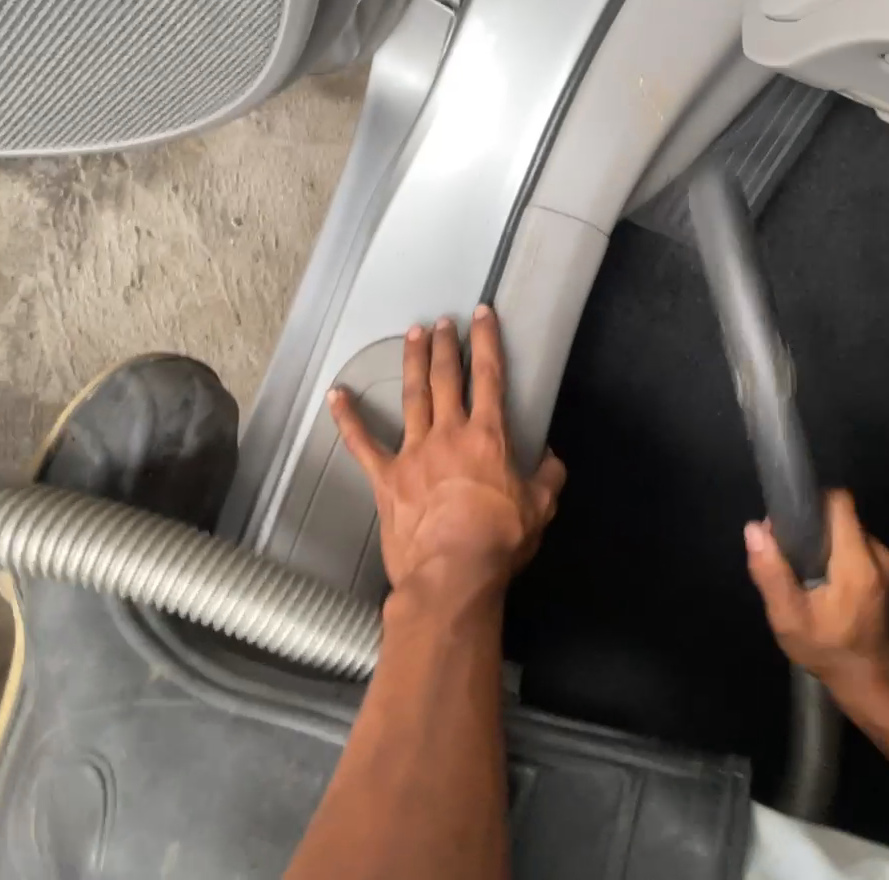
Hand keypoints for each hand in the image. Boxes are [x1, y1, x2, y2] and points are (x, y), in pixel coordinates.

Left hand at [330, 306, 566, 608]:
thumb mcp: (541, 507)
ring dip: (413, 362)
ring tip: (413, 335)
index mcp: (488, 436)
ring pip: (412, 396)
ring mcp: (413, 452)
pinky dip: (348, 418)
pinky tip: (336, 395)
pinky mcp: (386, 477)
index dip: (487, 341)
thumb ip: (549, 476)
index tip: (482, 314)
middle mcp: (449, 433)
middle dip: (446, 345)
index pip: (489, 376)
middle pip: (445, 377)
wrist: (452, 573)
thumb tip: (552, 458)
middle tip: (443, 322)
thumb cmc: (500, 539)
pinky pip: (363, 443)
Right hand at [745, 490, 888, 696]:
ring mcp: (882, 561)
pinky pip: (850, 543)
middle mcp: (875, 552)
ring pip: (843, 528)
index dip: (810, 502)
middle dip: (810, 524)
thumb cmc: (826, 648)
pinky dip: (831, 551)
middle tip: (786, 552)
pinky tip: (816, 578)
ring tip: (799, 569)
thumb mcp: (789, 618)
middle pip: (839, 514)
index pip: (839, 501)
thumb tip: (753, 529)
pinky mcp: (880, 569)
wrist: (867, 679)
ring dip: (819, 539)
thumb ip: (771, 573)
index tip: (788, 521)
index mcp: (857, 560)